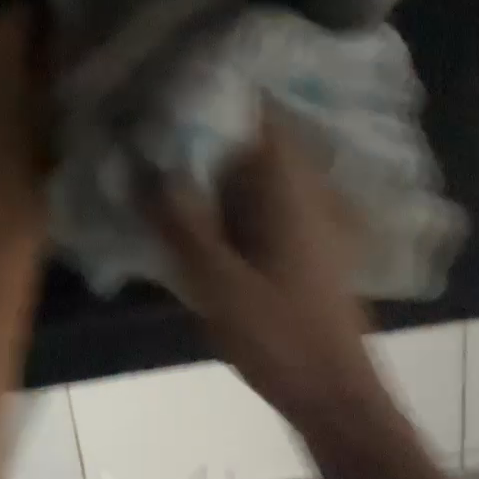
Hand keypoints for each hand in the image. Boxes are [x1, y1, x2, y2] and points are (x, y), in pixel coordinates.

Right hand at [146, 119, 384, 415]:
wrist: (334, 396)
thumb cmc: (279, 336)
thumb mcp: (217, 281)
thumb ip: (180, 223)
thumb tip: (145, 169)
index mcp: (291, 197)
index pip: (264, 121)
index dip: (223, 95)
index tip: (173, 83)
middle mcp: (305, 199)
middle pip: (258, 141)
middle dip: (208, 124)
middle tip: (151, 115)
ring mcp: (305, 224)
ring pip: (255, 172)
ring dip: (213, 157)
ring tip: (158, 150)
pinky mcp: (298, 248)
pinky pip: (255, 200)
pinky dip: (222, 190)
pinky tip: (187, 202)